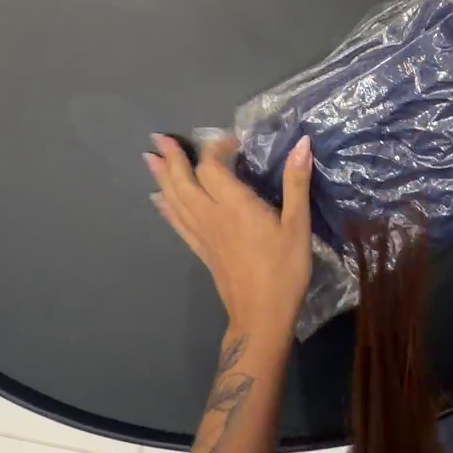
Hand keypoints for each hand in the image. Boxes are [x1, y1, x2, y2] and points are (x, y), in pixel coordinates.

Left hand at [147, 133, 314, 336]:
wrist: (261, 315)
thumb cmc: (284, 268)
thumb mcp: (298, 224)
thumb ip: (296, 182)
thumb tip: (302, 143)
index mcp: (235, 206)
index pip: (213, 167)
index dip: (217, 147)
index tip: (232, 138)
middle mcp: (212, 216)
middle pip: (184, 182)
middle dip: (172, 158)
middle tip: (160, 137)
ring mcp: (202, 235)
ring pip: (175, 200)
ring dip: (163, 177)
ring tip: (150, 158)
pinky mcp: (200, 250)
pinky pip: (177, 222)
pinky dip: (166, 206)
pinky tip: (159, 199)